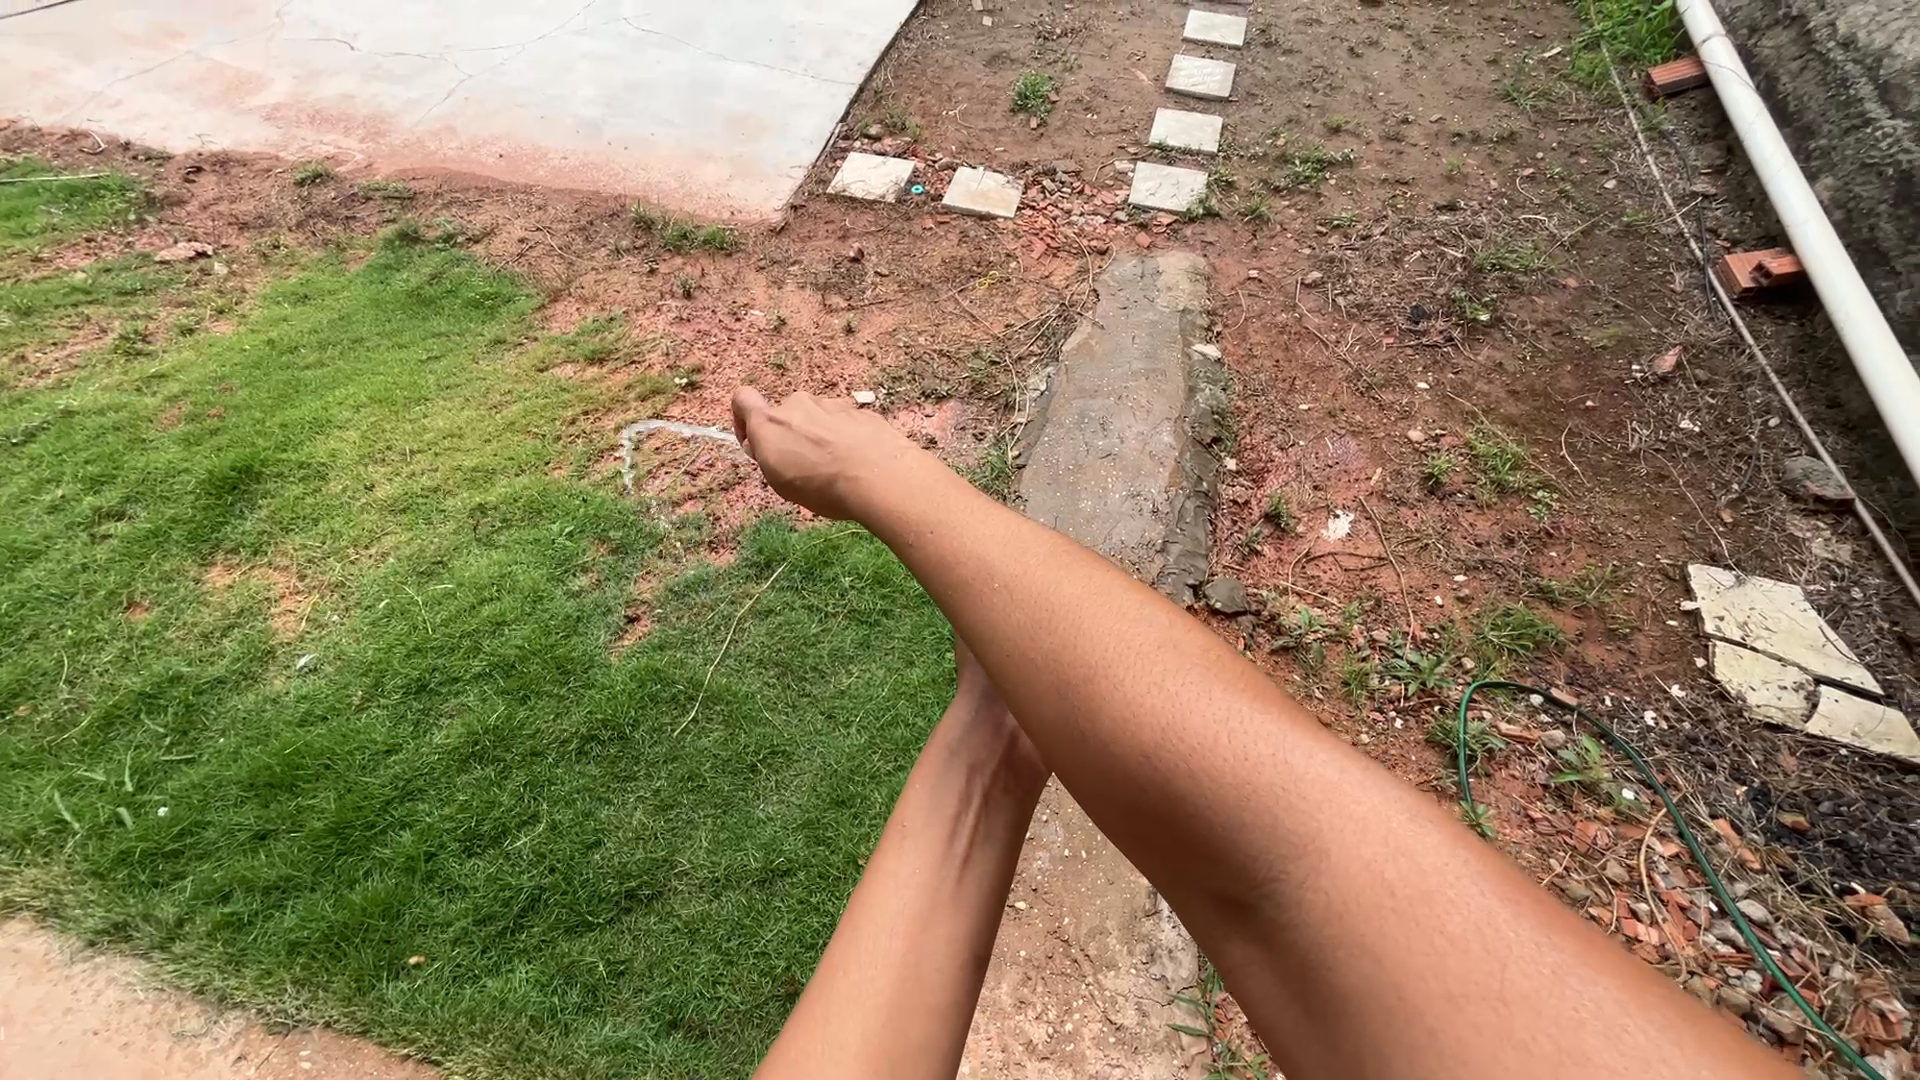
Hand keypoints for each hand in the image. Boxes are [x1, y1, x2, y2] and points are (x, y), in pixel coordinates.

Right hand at [731, 388, 929, 520]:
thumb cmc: (822, 486)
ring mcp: (833, 405)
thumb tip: (767, 446)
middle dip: (793, 435)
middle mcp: (799, 404)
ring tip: (838, 469)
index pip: (742, 399)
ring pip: (819, 417)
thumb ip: (769, 455)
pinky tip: (860, 463)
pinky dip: (849, 438)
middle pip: (788, 413)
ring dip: (822, 436)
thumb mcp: (781, 483)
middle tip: (806, 467)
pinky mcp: (862, 412)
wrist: (879, 476)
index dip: (744, 419)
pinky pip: (847, 423)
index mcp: (770, 422)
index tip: (756, 444)